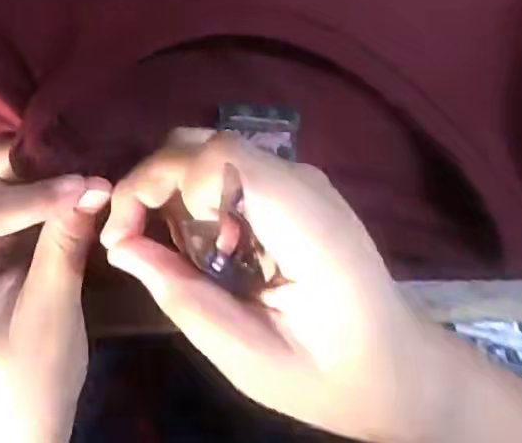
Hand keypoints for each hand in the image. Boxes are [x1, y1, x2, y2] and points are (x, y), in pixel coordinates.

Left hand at [0, 142, 110, 442]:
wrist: (26, 416)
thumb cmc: (33, 377)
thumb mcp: (52, 315)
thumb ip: (65, 244)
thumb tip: (94, 184)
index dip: (36, 195)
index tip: (86, 184)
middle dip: (26, 164)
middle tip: (79, 165)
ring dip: (33, 166)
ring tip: (77, 168)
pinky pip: (10, 192)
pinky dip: (39, 180)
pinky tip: (69, 180)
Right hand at [99, 128, 462, 442]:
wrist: (402, 367)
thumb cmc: (334, 377)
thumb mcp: (251, 360)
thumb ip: (184, 298)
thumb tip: (119, 246)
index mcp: (304, 222)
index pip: (223, 156)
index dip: (167, 179)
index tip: (133, 235)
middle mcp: (299, 180)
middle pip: (204, 143)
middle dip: (153, 182)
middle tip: (131, 240)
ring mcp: (296, 175)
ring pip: (207, 147)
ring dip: (170, 187)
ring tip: (172, 247)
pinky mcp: (288, 181)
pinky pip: (224, 165)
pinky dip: (193, 192)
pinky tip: (203, 242)